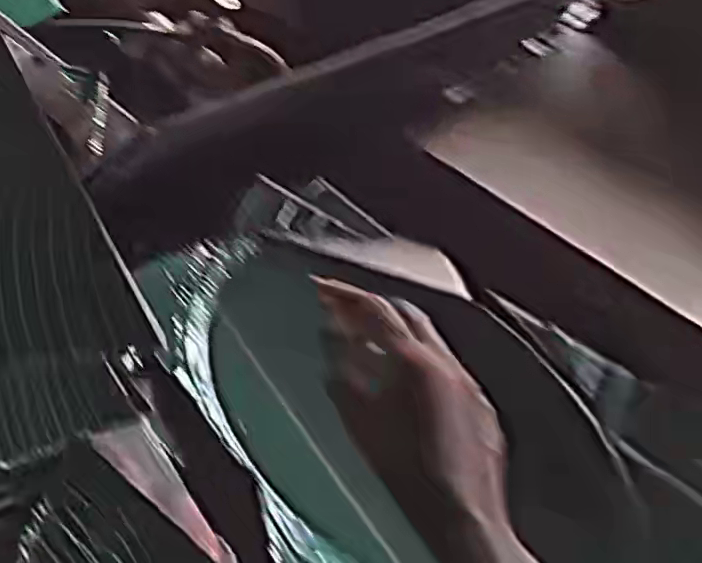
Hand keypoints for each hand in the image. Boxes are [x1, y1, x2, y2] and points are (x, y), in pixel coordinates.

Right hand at [314, 277, 535, 562]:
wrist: (456, 514)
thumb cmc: (397, 460)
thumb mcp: (349, 399)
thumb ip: (340, 354)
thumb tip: (333, 326)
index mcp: (414, 360)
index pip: (375, 306)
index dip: (342, 291)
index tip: (319, 286)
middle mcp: (448, 366)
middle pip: (408, 313)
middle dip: (370, 304)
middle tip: (338, 303)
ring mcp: (470, 387)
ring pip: (427, 336)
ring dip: (391, 327)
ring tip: (360, 334)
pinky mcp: (481, 408)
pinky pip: (442, 363)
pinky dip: (412, 352)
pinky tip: (392, 369)